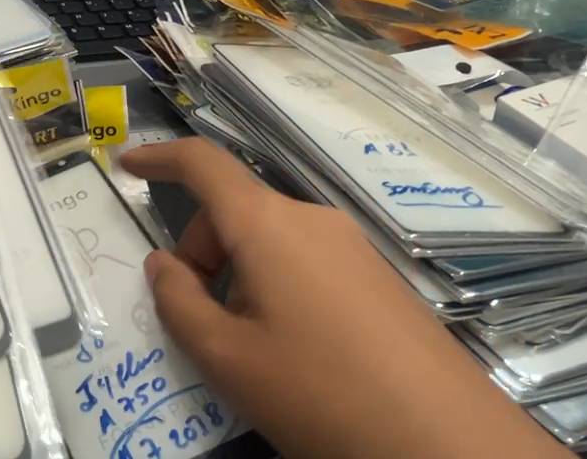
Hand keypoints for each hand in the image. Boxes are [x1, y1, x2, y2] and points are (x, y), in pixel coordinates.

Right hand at [119, 139, 572, 458]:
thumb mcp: (227, 358)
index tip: (125, 166)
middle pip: (233, 209)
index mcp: (267, 223)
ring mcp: (352, 248)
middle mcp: (310, 219)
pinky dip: (275, 287)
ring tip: (247, 348)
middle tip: (194, 317)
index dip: (158, 158)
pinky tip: (294, 354)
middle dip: (199, 249)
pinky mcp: (380, 281)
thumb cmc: (325, 395)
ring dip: (237, 275)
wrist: (461, 451)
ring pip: (269, 240)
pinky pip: (305, 262)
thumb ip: (178, 303)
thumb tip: (163, 265)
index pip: (201, 163)